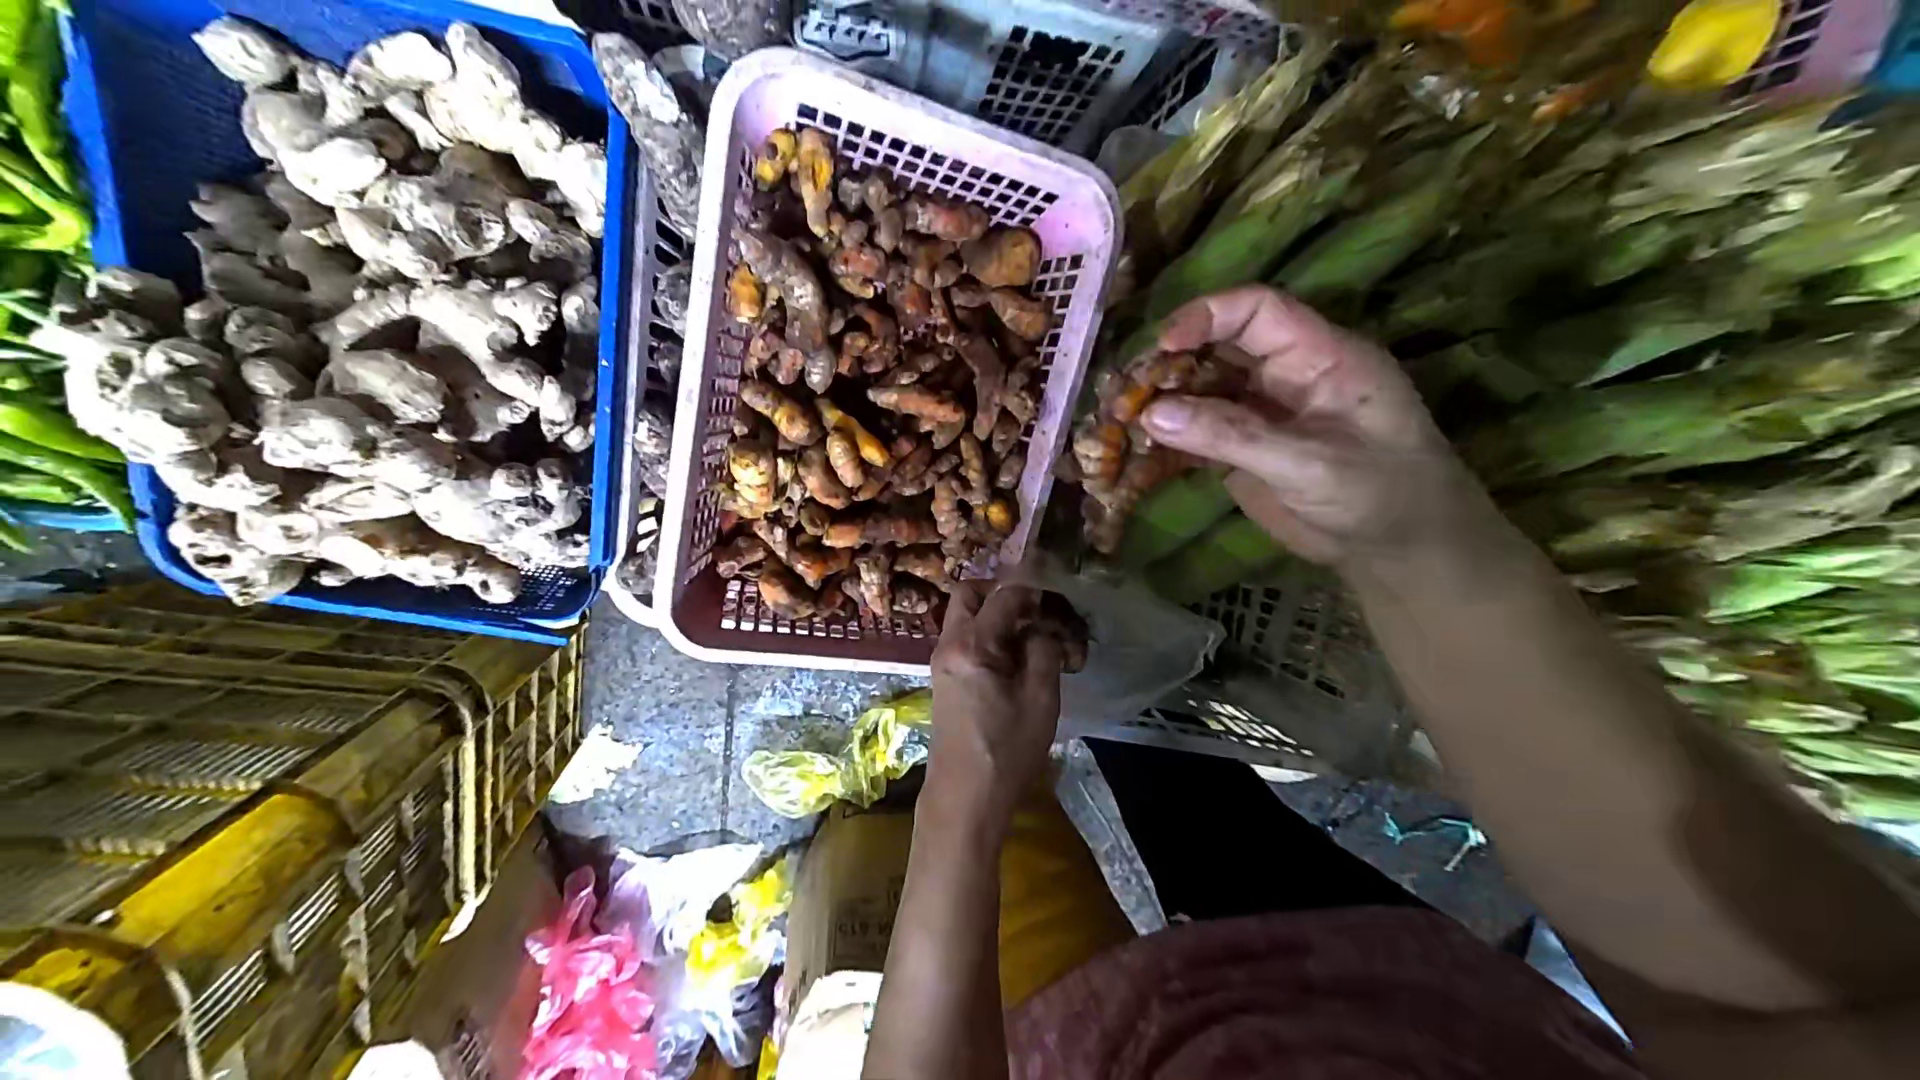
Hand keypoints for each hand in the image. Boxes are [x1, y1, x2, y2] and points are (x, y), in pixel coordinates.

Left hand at [926, 581, 1064, 831]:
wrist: (965, 796)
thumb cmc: (1006, 749)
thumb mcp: (1040, 698)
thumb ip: (1043, 651)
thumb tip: (1042, 631)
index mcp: (972, 645)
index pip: (1004, 597)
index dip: (1036, 597)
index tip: (1060, 614)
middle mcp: (949, 644)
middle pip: (969, 594)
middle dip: (1004, 595)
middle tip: (1036, 615)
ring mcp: (941, 661)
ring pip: (964, 616)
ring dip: (996, 616)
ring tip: (1031, 641)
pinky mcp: (944, 677)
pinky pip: (964, 639)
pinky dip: (987, 636)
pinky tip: (1015, 661)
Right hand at [1139, 286, 1504, 580]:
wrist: (1398, 552)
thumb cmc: (1380, 494)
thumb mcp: (1309, 462)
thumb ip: (1232, 436)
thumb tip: (1153, 413)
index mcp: (1319, 356)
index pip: (1257, 311)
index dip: (1207, 316)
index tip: (1163, 345)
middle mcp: (1283, 376)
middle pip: (1216, 349)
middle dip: (1170, 365)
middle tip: (1126, 390)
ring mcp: (1259, 415)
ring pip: (1199, 392)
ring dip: (1160, 404)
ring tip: (1119, 420)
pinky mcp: (1241, 452)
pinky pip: (1195, 435)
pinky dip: (1165, 441)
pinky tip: (1136, 451)